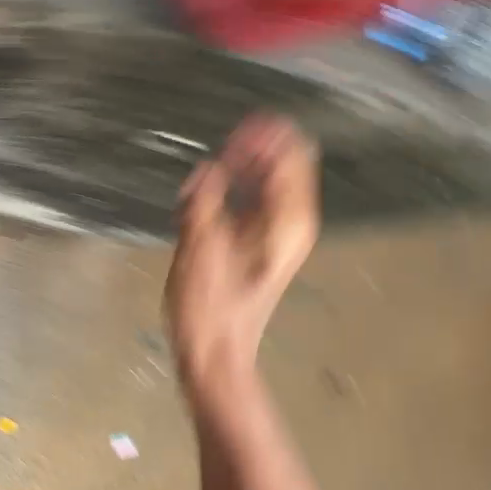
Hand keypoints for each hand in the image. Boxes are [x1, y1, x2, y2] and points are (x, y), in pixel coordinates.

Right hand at [165, 115, 319, 389]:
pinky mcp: (256, 255)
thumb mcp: (199, 254)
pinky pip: (253, 211)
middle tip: (221, 146)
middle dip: (254, 152)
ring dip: (241, 174)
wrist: (215, 358)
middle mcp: (290, 226)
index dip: (265, 137)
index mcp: (287, 221)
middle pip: (284, 169)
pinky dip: (234, 198)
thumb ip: (203, 207)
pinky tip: (207, 202)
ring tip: (209, 172)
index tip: (233, 131)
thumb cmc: (208, 311)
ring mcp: (275, 241)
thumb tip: (205, 171)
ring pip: (268, 189)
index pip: (291, 158)